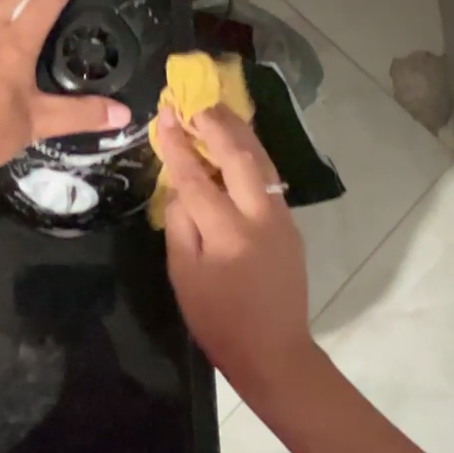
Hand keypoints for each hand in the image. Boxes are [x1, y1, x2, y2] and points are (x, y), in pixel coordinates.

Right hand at [156, 107, 318, 404]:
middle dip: (215, 123)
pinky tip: (236, 145)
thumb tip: (181, 185)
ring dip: (238, 131)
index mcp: (227, 231)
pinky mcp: (290, 223)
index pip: (196, 175)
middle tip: (194, 101)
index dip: (177, 143)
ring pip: (261, 160)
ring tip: (216, 110)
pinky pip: (267, 177)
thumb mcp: (183, 275)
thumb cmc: (217, 319)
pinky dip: (249, 153)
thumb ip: (180, 223)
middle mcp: (260, 215)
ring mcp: (281, 217)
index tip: (163, 114)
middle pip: (238, 154)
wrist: (273, 351)